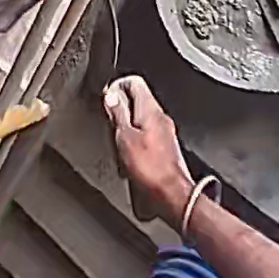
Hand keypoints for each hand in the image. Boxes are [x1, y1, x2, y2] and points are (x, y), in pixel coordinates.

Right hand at [102, 76, 191, 224]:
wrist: (171, 195)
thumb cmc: (150, 169)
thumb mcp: (124, 137)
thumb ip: (117, 113)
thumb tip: (111, 95)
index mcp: (151, 110)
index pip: (135, 82)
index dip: (118, 86)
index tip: (107, 98)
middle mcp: (161, 118)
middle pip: (137, 99)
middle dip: (120, 107)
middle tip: (109, 121)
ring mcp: (165, 132)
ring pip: (141, 117)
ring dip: (126, 124)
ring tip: (117, 140)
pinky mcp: (165, 147)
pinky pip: (146, 133)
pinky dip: (134, 138)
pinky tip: (128, 154)